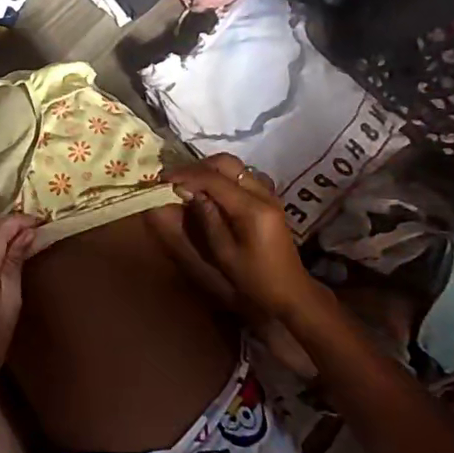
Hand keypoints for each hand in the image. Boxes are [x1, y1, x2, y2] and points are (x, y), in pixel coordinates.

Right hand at [161, 155, 333, 323]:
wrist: (290, 289)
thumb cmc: (255, 279)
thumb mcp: (224, 253)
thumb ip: (207, 218)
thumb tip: (187, 191)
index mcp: (252, 209)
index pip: (214, 179)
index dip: (186, 176)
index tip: (163, 180)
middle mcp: (262, 193)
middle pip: (227, 163)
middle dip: (197, 166)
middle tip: (175, 180)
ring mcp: (268, 193)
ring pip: (234, 166)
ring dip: (209, 169)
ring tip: (188, 184)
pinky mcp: (268, 197)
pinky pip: (241, 175)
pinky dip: (221, 176)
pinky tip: (208, 191)